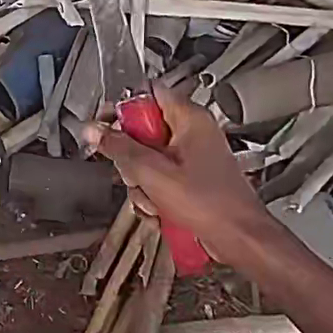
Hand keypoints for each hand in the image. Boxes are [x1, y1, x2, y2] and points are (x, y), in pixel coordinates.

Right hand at [82, 84, 267, 255]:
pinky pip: (157, 178)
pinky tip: (159, 209)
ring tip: (152, 196)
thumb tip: (95, 131)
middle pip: (142, 131)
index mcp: (190, 120)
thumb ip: (120, 148)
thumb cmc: (211, 204)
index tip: (106, 125)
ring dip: (140, 181)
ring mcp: (192, 157)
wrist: (238, 238)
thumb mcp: (152, 172)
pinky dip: (152, 194)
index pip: (148, 95)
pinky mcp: (190, 179)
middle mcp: (193, 134)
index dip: (122, 108)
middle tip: (134, 171)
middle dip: (130, 157)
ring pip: (146, 159)